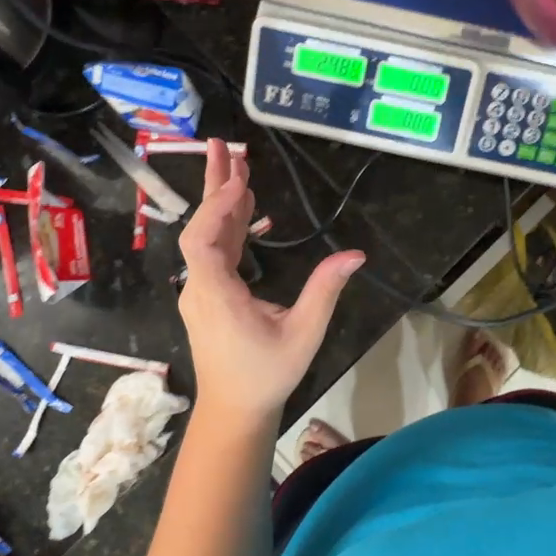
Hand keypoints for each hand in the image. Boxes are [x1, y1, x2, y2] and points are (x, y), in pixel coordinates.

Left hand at [176, 139, 365, 423]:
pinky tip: (243, 203)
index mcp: (216, 294)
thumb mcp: (303, 334)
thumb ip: (325, 291)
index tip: (241, 180)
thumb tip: (355, 255)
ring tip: (235, 161)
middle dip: (215, 185)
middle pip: (201, 227)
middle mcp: (200, 286)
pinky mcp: (210, 294)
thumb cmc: (267, 374)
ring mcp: (202, 290)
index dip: (218, 207)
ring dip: (222, 200)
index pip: (203, 240)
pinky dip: (228, 223)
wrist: (235, 409)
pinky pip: (215, 250)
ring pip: (207, 236)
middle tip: (222, 145)